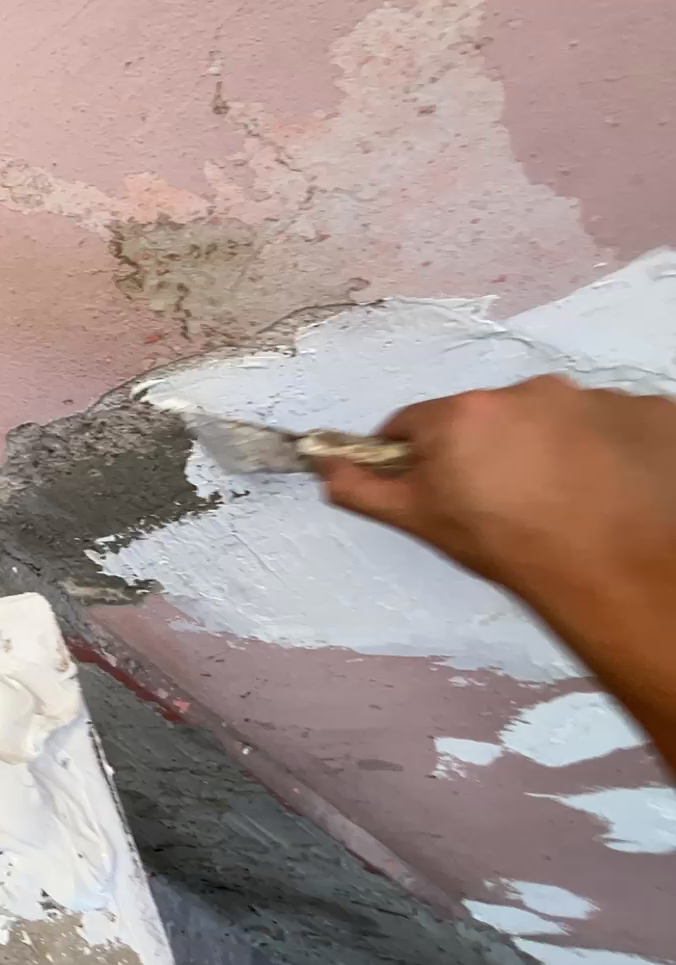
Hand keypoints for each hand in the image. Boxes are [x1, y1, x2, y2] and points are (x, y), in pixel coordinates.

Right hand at [319, 374, 675, 767]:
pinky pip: (607, 422)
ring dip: (539, 443)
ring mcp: (598, 399)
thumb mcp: (412, 518)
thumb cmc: (501, 541)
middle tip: (490, 492)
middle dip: (478, 446)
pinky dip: (597, 446)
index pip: (412, 423)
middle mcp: (528, 392)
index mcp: (461, 414)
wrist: (616, 569)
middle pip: (481, 416)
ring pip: (545, 417)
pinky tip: (597, 483)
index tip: (428, 483)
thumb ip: (357, 486)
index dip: (410, 454)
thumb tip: (325, 464)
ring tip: (551, 490)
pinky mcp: (656, 412)